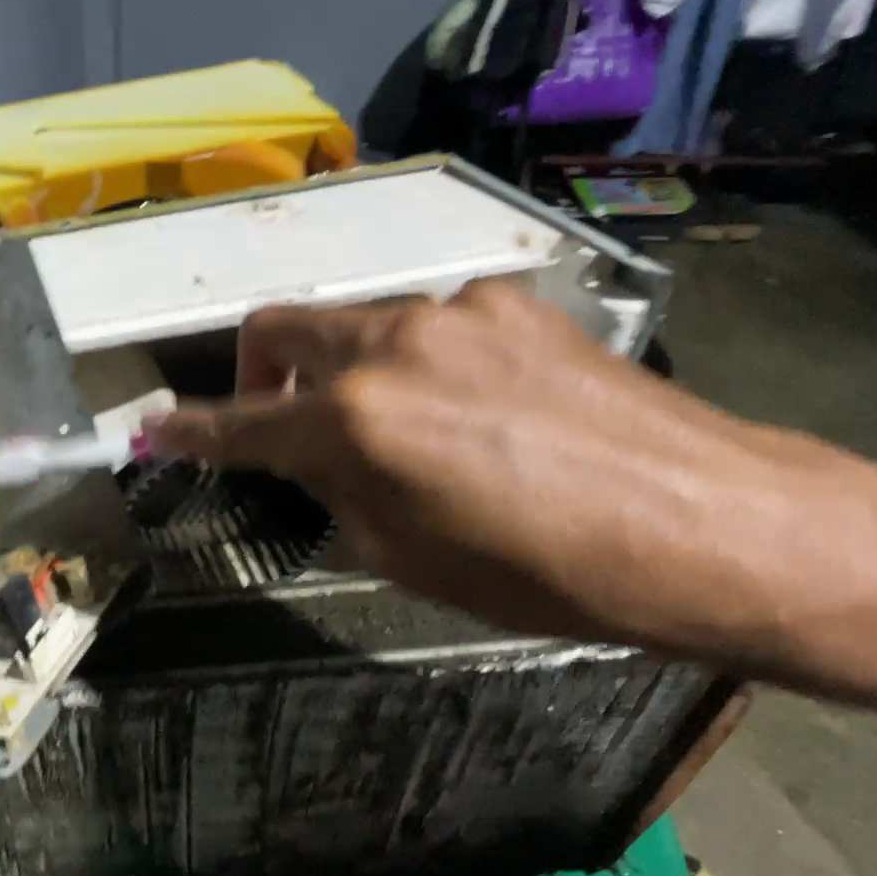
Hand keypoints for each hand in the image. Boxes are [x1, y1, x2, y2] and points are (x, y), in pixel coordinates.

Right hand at [148, 280, 876, 659]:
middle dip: (258, 371)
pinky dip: (416, 361)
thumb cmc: (551, 574)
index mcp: (356, 419)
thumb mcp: (412, 557)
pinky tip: (472, 405)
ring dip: (344, 367)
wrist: (721, 526)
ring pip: (356, 323)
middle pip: (280, 326)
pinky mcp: (512, 302)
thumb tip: (312, 465)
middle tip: (279, 419)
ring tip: (400, 425)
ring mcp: (453, 310)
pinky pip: (429, 324)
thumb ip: (340, 495)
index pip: (240, 421)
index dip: (188, 430)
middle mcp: (389, 343)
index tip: (156, 431)